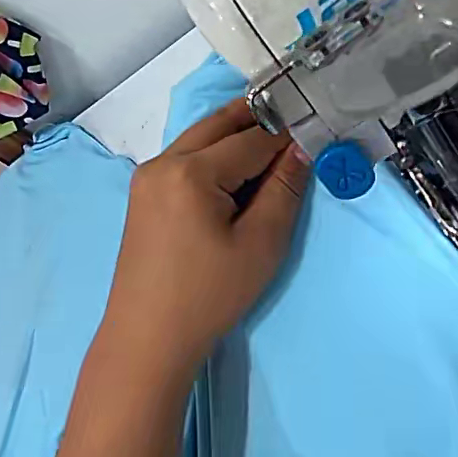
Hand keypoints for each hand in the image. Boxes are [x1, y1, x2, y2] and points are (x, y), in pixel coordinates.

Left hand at [96, 100, 310, 383]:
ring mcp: (146, 177)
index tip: (314, 131)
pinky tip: (234, 172)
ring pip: (198, 138)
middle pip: (217, 125)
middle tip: (293, 122)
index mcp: (190, 172)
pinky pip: (183, 158)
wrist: (148, 336)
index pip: (250, 139)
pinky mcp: (143, 194)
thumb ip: (284, 189)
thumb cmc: (209, 296)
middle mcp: (161, 163)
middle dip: (257, 119)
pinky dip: (212, 154)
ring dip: (233, 134)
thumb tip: (301, 148)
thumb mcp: (260, 244)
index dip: (285, 135)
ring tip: (270, 147)